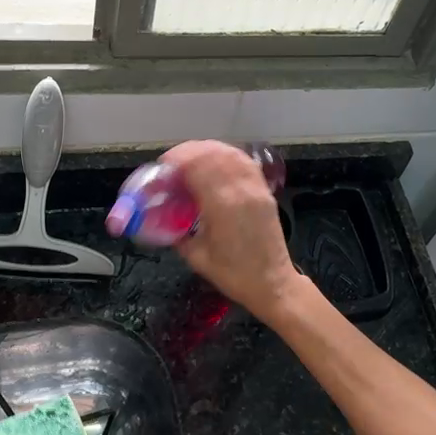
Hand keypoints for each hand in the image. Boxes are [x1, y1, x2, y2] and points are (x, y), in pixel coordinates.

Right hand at [161, 140, 314, 320]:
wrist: (272, 283)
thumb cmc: (234, 275)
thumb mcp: (197, 257)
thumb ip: (178, 234)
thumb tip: (162, 219)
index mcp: (222, 205)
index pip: (196, 166)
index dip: (177, 160)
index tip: (163, 166)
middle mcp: (241, 190)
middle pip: (213, 153)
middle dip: (189, 152)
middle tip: (173, 163)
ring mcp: (256, 188)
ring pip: (231, 153)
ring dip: (208, 151)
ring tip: (192, 160)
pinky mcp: (265, 191)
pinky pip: (246, 163)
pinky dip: (228, 157)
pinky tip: (216, 162)